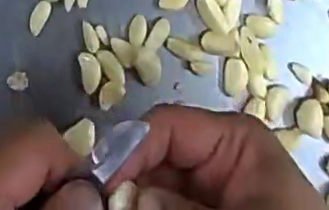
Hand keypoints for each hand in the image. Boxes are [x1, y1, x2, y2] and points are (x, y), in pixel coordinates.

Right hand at [109, 105, 326, 209]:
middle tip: (95, 204)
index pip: (165, 126)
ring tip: (105, 208)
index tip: (96, 183)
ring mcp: (207, 195)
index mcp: (233, 139)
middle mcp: (215, 160)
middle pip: (151, 161)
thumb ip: (179, 208)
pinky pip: (164, 208)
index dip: (127, 149)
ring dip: (129, 201)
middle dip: (123, 184)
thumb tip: (118, 197)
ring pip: (151, 191)